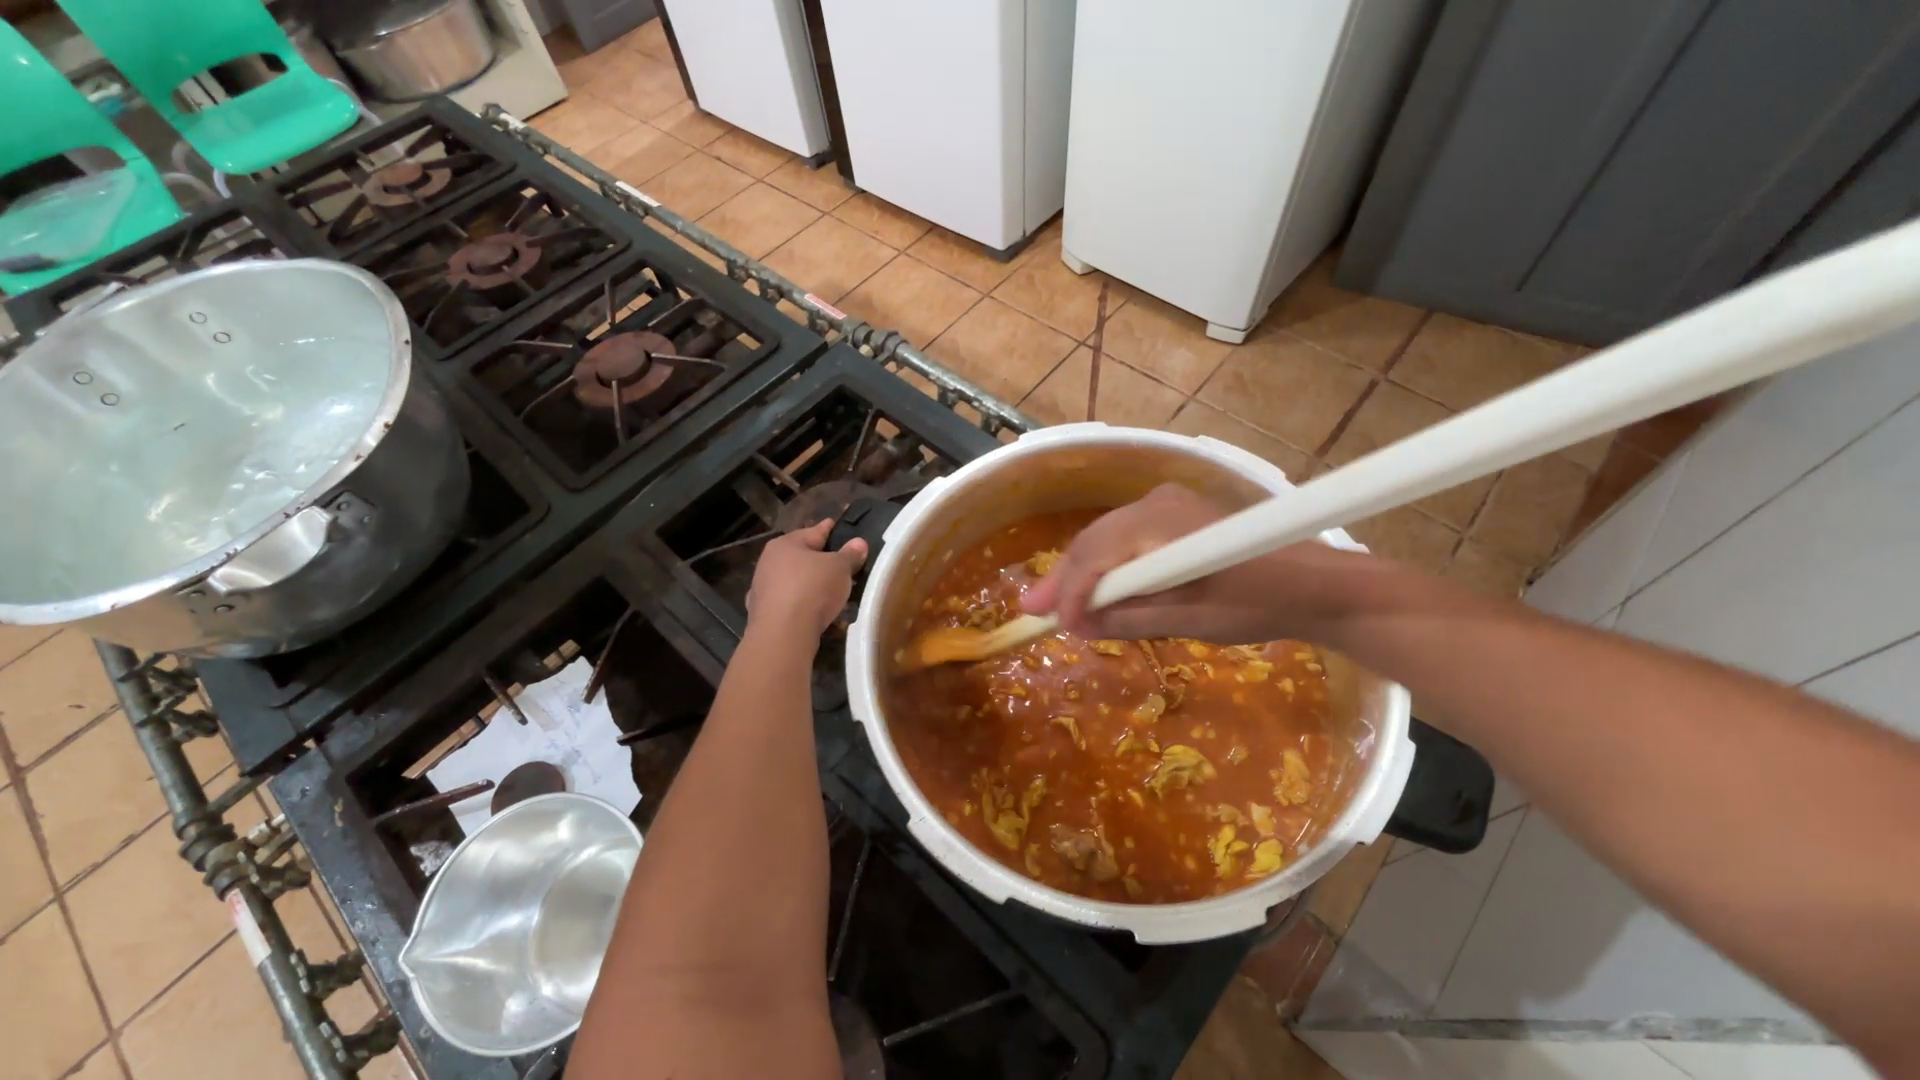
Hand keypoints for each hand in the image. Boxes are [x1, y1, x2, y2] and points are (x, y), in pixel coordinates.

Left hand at [746, 519, 868, 637]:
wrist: (783, 632)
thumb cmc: (812, 589)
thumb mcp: (839, 568)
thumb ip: (849, 555)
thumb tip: (859, 543)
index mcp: (785, 544)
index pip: (812, 532)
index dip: (827, 529)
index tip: (834, 525)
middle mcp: (768, 562)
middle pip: (799, 556)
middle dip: (817, 558)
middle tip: (837, 561)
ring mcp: (762, 589)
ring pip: (791, 580)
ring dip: (807, 582)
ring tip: (826, 588)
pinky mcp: (762, 613)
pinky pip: (786, 602)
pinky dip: (798, 603)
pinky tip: (809, 610)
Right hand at [1022, 483, 1385, 643]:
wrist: (1314, 583)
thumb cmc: (1256, 604)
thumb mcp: (1189, 619)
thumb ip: (1129, 618)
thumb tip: (1079, 626)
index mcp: (1160, 526)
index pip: (1096, 556)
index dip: (1071, 592)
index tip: (1056, 625)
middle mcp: (1156, 503)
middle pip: (1094, 541)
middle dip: (1066, 578)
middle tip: (1033, 611)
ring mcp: (1167, 504)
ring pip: (1107, 537)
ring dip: (1084, 571)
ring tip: (1057, 604)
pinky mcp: (1176, 514)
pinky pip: (1126, 537)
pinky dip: (1110, 564)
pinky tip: (1098, 588)